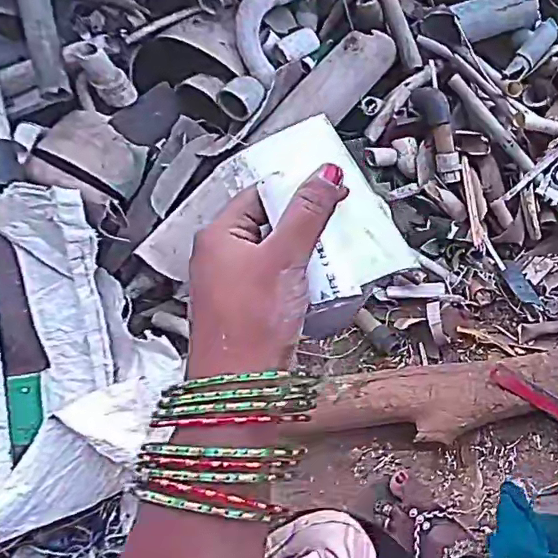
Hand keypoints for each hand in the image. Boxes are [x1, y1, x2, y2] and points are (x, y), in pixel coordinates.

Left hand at [186, 163, 348, 379]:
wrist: (243, 381)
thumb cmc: (248, 324)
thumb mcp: (284, 257)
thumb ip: (307, 214)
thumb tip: (324, 176)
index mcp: (219, 235)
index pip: (262, 193)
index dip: (298, 188)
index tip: (331, 188)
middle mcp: (225, 254)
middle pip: (276, 221)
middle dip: (310, 223)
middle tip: (337, 224)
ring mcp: (241, 279)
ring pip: (284, 249)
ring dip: (312, 251)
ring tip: (331, 258)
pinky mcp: (258, 301)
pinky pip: (287, 274)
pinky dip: (308, 274)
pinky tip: (322, 282)